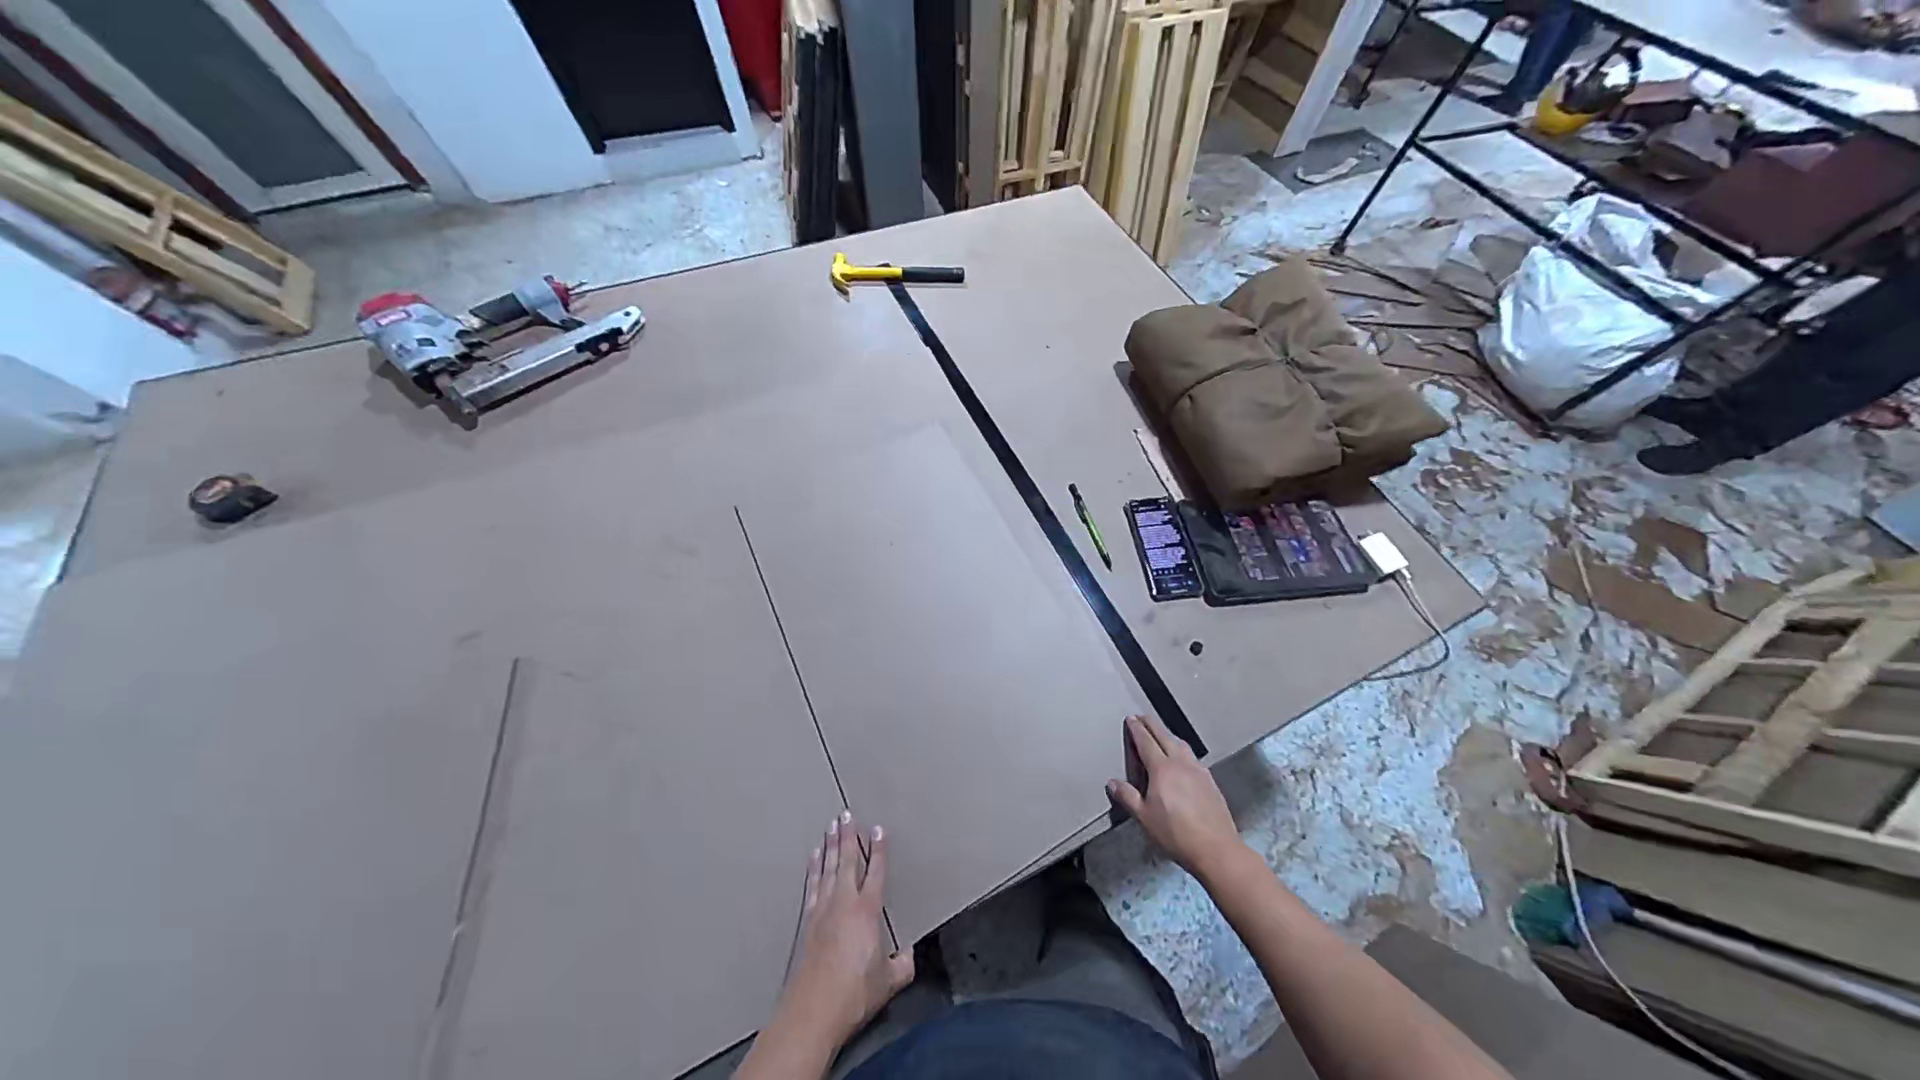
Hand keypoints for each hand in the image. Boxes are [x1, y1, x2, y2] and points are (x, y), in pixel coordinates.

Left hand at [775, 810, 913, 1046]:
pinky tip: (814, 857)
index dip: (878, 849)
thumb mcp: (890, 980)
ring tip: (831, 827)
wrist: (813, 1010)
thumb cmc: (855, 993)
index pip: (876, 872)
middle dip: (848, 836)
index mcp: (868, 911)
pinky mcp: (807, 922)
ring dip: (830, 846)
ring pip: (828, 868)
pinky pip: (812, 885)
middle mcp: (844, 902)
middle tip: (846, 814)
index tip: (877, 829)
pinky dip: (814, 868)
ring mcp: (822, 910)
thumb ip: (903, 963)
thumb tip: (908, 954)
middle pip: (847, 861)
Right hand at [1107, 714, 1245, 878]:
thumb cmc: (1176, 834)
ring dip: (1169, 736)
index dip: (1137, 729)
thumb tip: (1113, 783)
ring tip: (1162, 735)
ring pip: (1182, 745)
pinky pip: (1193, 758)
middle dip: (1152, 725)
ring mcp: (1199, 771)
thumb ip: (1127, 796)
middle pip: (1165, 737)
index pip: (1146, 742)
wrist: (1216, 849)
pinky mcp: (1210, 782)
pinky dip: (1183, 751)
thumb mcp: (1144, 817)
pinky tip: (1184, 760)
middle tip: (1143, 717)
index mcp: (1162, 769)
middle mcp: (1181, 764)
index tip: (1132, 719)